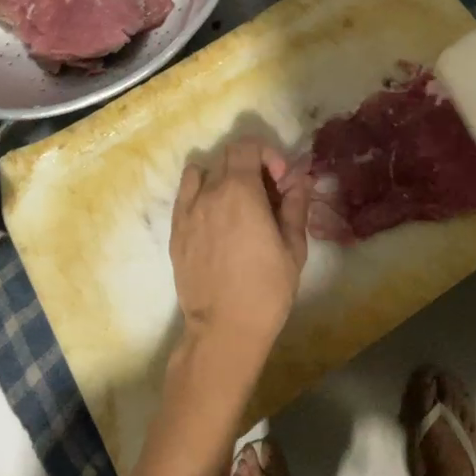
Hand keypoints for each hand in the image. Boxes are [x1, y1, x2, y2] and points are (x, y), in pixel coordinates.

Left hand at [131, 138, 310, 475]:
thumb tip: (300, 180)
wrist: (223, 329)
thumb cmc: (266, 290)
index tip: (280, 181)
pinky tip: (215, 218)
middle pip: (226, 156)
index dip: (267, 154)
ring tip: (236, 203)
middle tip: (265, 194)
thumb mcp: (293, 248)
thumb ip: (295, 207)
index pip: (247, 146)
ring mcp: (188, 210)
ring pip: (201, 172)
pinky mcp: (175, 230)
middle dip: (249, 165)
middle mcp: (209, 192)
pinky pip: (185, 195)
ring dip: (221, 176)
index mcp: (240, 191)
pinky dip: (200, 193)